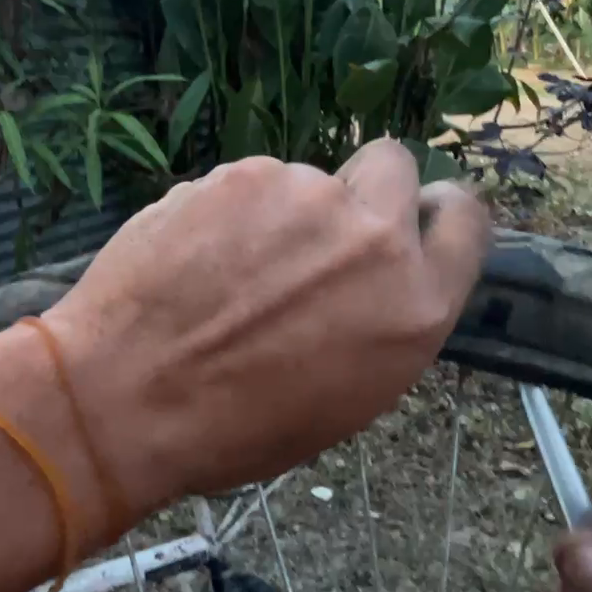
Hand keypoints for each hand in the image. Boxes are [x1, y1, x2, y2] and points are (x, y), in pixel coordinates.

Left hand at [43, 139, 489, 519]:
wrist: (125, 399)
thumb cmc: (238, 426)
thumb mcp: (348, 394)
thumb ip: (382, 316)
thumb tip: (376, 272)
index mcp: (415, 304)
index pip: (466, 217)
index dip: (441, 209)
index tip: (417, 213)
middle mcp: (372, 235)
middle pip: (394, 164)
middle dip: (366, 187)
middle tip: (316, 233)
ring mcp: (306, 193)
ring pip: (306, 180)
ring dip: (282, 211)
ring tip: (228, 271)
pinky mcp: (243, 172)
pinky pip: (250, 182)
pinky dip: (231, 210)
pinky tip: (193, 255)